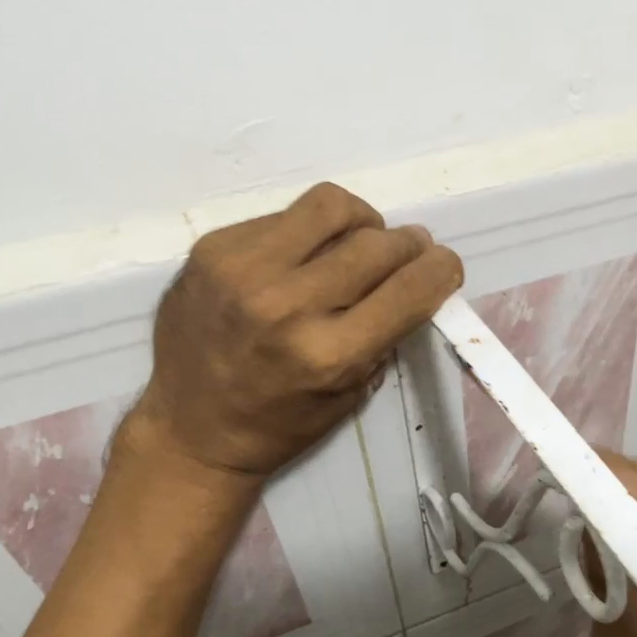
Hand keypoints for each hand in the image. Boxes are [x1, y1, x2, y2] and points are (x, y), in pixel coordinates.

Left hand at [121, 183, 463, 478]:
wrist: (191, 428)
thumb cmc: (280, 427)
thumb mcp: (347, 396)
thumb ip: (382, 339)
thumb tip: (412, 283)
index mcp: (328, 356)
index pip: (408, 290)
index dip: (441, 271)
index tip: (446, 267)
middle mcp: (287, 305)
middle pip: (377, 244)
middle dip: (408, 246)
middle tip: (408, 254)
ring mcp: (245, 269)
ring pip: (332, 207)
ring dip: (363, 222)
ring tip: (360, 242)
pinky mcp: (214, 247)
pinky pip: (285, 215)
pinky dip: (310, 232)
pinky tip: (304, 257)